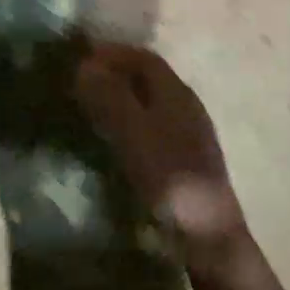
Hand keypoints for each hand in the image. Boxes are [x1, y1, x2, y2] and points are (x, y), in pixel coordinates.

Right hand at [75, 42, 244, 245]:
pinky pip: (155, 127)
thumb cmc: (168, 175)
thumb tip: (85, 63)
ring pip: (152, 103)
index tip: (81, 58)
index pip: (144, 57)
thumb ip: (109, 94)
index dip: (113, 53)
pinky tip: (118, 140)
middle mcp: (188, 107)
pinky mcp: (188, 162)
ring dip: (123, 99)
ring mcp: (191, 136)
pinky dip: (131, 122)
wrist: (208, 236)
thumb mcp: (131, 130)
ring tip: (94, 109)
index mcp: (177, 93)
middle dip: (116, 74)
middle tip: (83, 83)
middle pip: (150, 78)